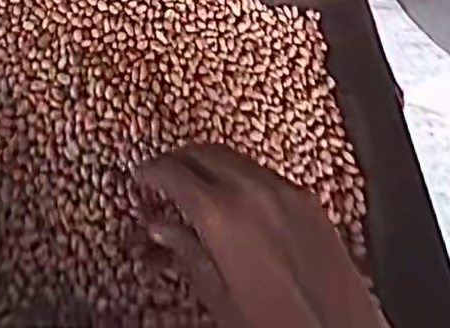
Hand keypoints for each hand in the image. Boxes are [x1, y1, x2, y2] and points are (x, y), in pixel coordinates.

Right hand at [138, 144, 385, 327]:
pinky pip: (263, 172)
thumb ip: (187, 253)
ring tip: (198, 187)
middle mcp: (250, 190)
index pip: (172, 172)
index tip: (141, 177)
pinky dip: (241, 176)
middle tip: (164, 178)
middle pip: (200, 151)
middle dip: (177, 160)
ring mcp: (283, 190)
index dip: (150, 171)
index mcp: (221, 214)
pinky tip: (239, 201)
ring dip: (209, 163)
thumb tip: (160, 228)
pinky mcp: (308, 200)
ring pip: (232, 156)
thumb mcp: (220, 297)